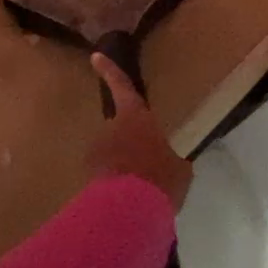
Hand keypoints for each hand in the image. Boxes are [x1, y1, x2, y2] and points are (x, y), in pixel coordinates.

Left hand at [87, 52, 192, 209]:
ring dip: (123, 167)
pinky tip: (129, 204)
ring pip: (112, 155)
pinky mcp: (87, 175)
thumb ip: (172, 160)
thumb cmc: (160, 178)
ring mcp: (97, 152)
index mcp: (136, 116)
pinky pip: (106, 176)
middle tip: (149, 167)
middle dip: (130, 145)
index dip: (109, 70)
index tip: (95, 56)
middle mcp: (111, 128)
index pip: (122, 87)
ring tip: (142, 191)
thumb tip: (173, 164)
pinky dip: (115, 185)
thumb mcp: (179, 169)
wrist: (128, 211)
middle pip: (120, 130)